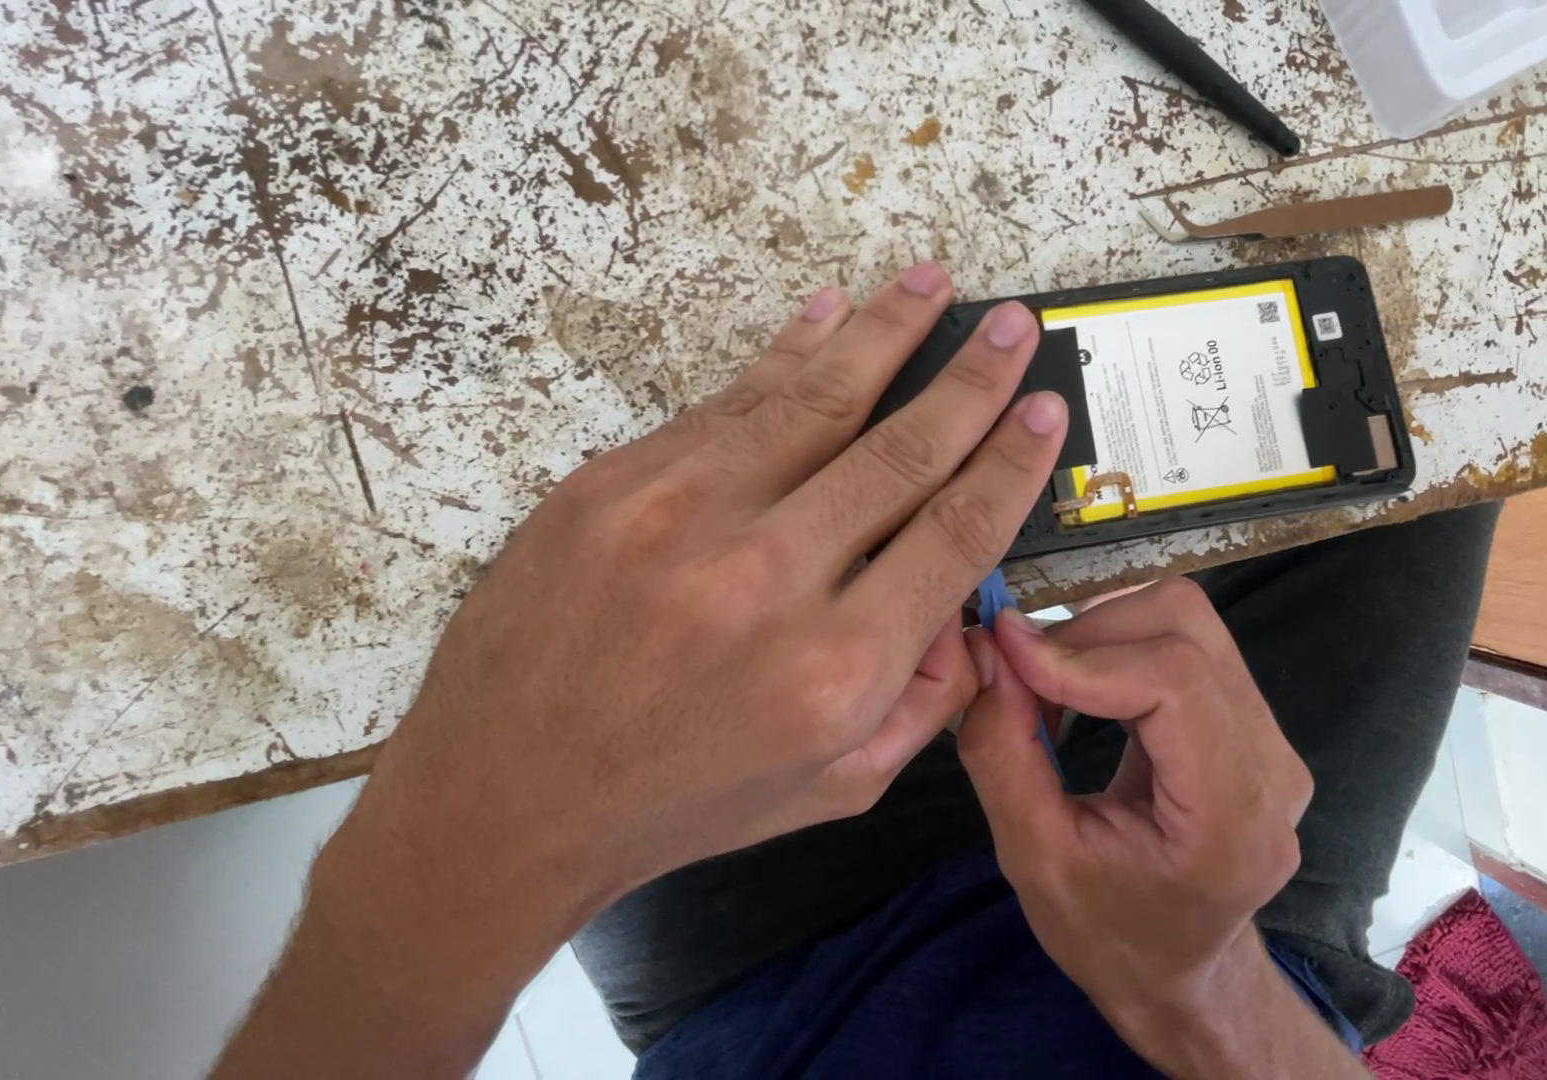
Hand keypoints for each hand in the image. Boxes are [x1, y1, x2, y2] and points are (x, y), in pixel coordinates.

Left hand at [216, 264, 1067, 1076]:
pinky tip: (827, 314)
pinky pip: (726, 402)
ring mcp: (683, 516)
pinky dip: (786, 353)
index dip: (1011, 465)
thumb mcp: (833, 788)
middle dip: (971, 380)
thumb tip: (966, 609)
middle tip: (1014, 325)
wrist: (502, 797)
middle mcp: (770, 577)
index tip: (1044, 411)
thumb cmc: (683, 802)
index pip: (955, 535)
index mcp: (837, 667)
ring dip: (884, 333)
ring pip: (815, 400)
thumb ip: (924, 702)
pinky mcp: (613, 484)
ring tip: (929, 281)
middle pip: (901, 453)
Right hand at [958, 579, 1325, 1076]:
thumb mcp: (1030, 857)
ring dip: (1100, 632)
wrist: (1177, 970)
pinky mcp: (1251, 719)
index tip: (1005, 651)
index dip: (1082, 654)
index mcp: (1231, 816)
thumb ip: (1002, 749)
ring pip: (1186, 620)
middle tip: (1022, 673)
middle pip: (1184, 628)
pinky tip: (1082, 688)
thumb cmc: (1104, 932)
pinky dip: (1118, 643)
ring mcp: (1271, 736)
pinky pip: (1185, 641)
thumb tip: (989, 647)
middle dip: (1088, 633)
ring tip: (1049, 684)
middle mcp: (1272, 764)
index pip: (1174, 680)